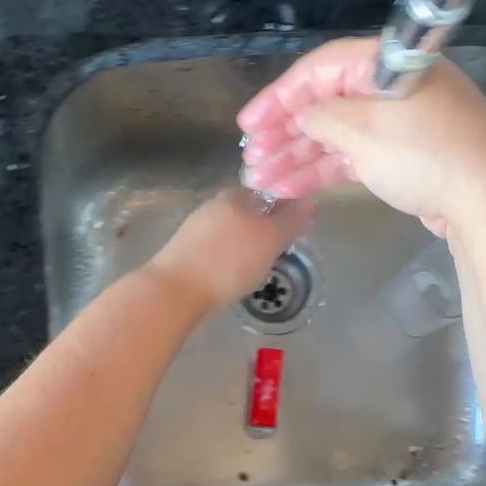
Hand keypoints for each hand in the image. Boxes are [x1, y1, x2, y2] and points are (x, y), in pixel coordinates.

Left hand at [142, 188, 314, 311]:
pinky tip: (232, 280)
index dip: (284, 208)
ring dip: (245, 249)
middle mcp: (212, 209)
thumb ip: (290, 221)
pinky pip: (216, 256)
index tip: (295, 230)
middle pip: (247, 215)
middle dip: (263, 231)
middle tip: (278, 253)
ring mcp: (195, 233)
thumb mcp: (270, 239)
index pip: (266, 192)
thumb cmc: (228, 261)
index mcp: (233, 196)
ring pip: (230, 236)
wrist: (175, 292)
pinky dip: (228, 265)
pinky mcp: (185, 257)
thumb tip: (310, 202)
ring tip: (257, 270)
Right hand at [237, 38, 485, 237]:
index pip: (321, 70)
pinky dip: (321, 173)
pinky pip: (351, 159)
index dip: (280, 96)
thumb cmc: (427, 155)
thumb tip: (300, 116)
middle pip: (326, 104)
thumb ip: (323, 118)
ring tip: (261, 181)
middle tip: (251, 159)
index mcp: (386, 66)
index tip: (249, 124)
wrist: (485, 199)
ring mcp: (397, 127)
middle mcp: (391, 90)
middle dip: (284, 133)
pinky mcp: (401, 160)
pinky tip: (289, 189)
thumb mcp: (366, 131)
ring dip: (296, 158)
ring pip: (335, 136)